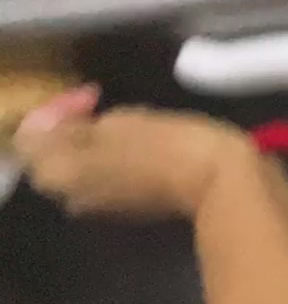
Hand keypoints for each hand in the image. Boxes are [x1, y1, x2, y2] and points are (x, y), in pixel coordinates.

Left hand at [14, 87, 265, 217]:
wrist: (235, 187)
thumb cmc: (179, 148)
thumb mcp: (129, 120)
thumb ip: (91, 123)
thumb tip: (81, 129)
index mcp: (57, 171)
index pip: (35, 133)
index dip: (62, 108)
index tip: (96, 92)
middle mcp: (72, 196)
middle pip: (65, 156)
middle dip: (85, 133)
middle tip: (112, 111)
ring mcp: (110, 208)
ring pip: (97, 170)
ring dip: (112, 148)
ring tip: (140, 129)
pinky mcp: (146, 211)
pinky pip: (126, 182)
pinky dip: (135, 164)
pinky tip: (159, 151)